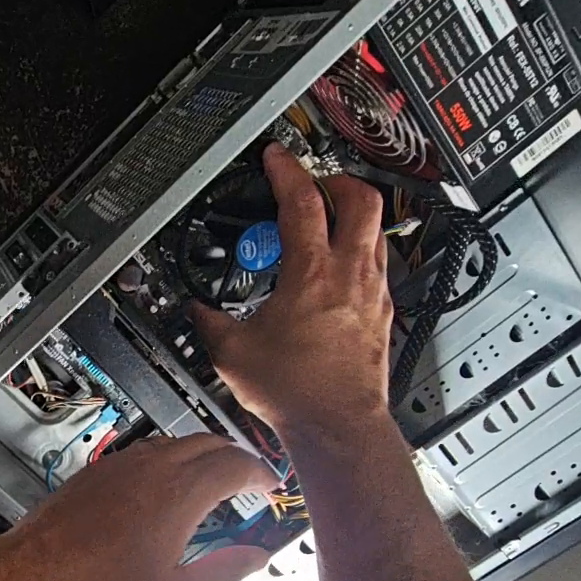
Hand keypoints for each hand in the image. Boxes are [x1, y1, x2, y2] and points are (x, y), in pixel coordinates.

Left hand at [0, 434, 274, 580]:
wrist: (34, 575)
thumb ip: (225, 572)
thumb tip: (256, 556)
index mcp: (181, 492)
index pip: (237, 464)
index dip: (261, 474)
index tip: (270, 488)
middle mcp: (153, 467)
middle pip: (210, 442)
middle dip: (236, 458)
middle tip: (247, 482)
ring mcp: (122, 464)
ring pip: (175, 441)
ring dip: (201, 455)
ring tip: (210, 482)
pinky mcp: (98, 470)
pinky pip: (144, 450)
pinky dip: (168, 458)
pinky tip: (164, 485)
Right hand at [187, 144, 393, 435]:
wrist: (335, 422)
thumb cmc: (293, 391)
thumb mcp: (232, 353)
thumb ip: (212, 323)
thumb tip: (198, 311)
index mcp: (310, 275)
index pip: (302, 202)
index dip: (287, 171)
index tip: (278, 157)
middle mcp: (349, 275)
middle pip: (360, 198)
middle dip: (335, 181)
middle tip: (314, 185)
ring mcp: (372, 292)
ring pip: (377, 228)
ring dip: (353, 214)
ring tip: (326, 224)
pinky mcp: (381, 313)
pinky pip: (379, 264)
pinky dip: (360, 252)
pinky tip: (337, 271)